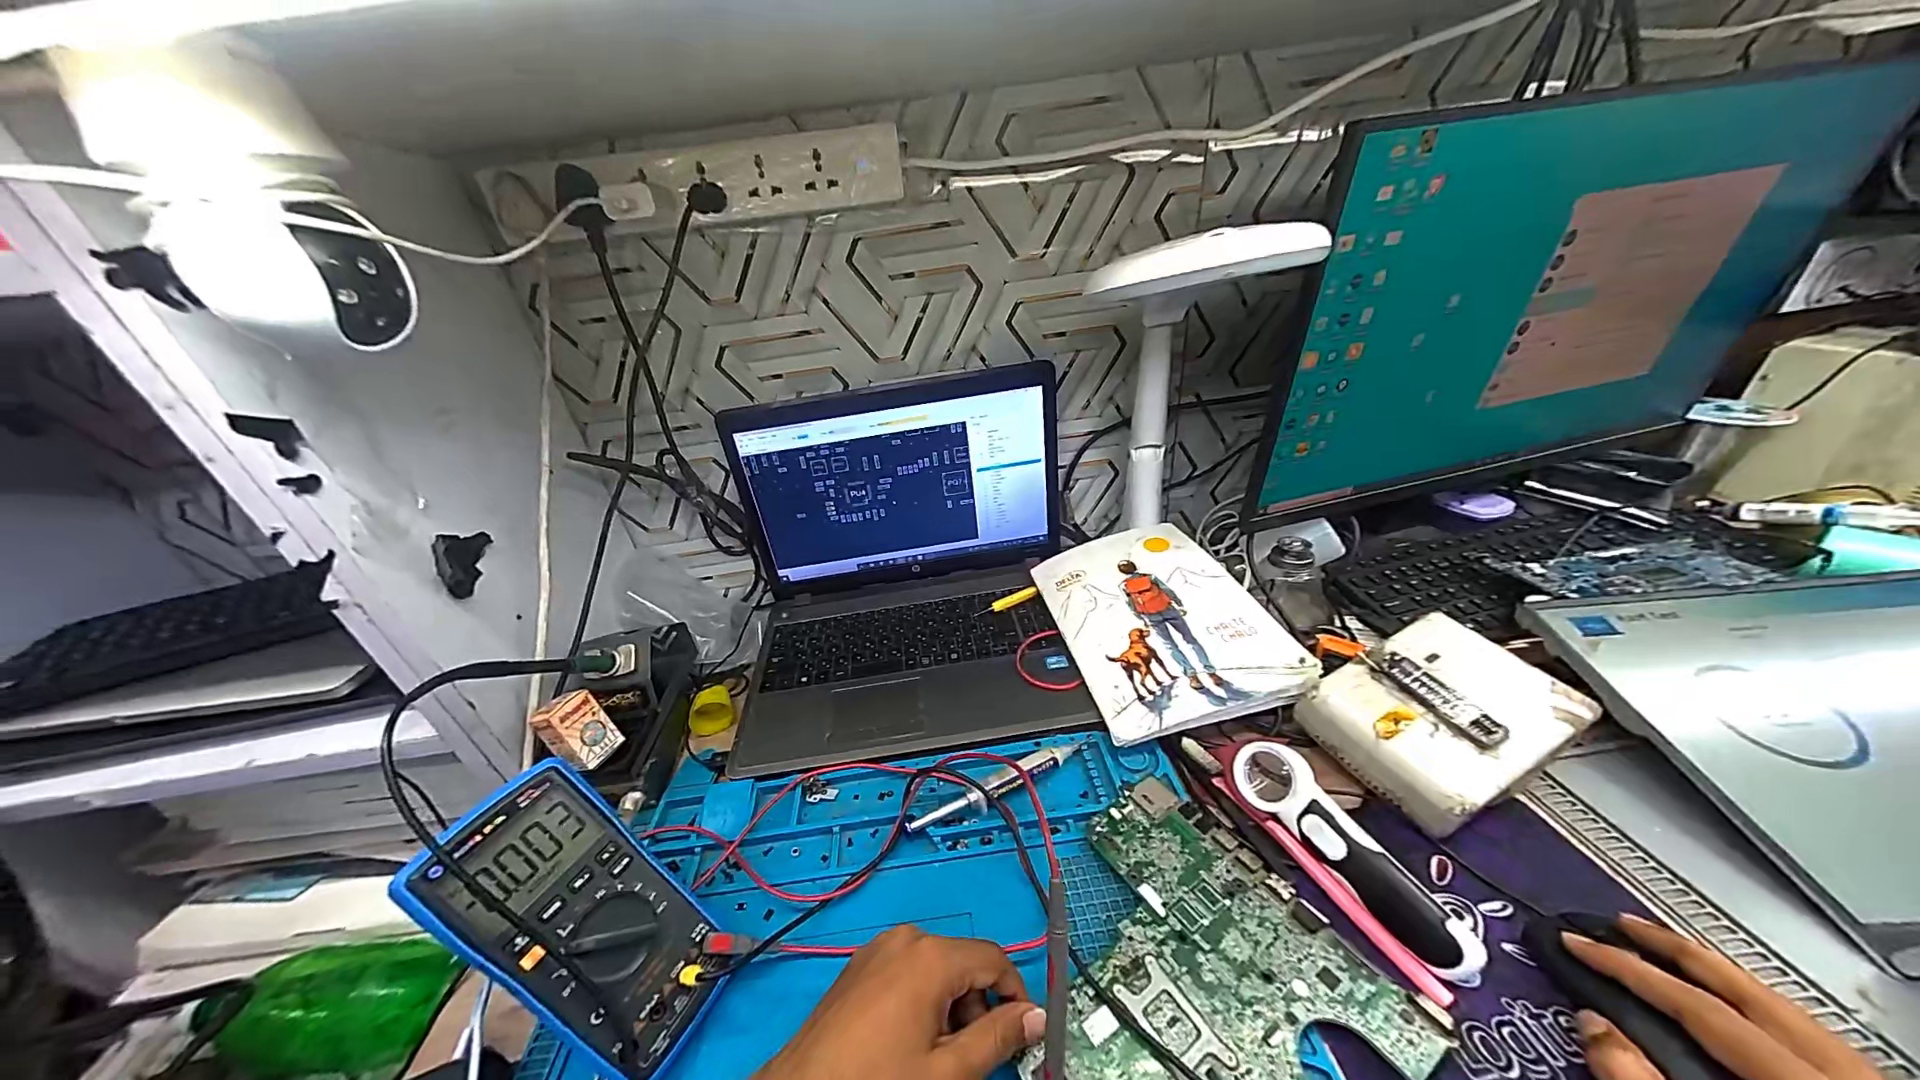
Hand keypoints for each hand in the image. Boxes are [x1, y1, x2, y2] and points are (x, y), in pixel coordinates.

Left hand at [753, 926, 1045, 1079]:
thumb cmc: (880, 1079)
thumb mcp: (948, 1070)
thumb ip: (998, 1038)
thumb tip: (1036, 1016)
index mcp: (930, 954)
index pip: (994, 960)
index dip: (1015, 997)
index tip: (1022, 1036)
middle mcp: (906, 938)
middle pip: (963, 964)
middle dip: (976, 1008)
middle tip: (969, 1059)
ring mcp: (878, 948)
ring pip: (936, 969)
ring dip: (950, 1008)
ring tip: (933, 1057)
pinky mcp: (860, 965)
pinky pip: (907, 972)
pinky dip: (921, 1001)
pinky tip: (907, 1043)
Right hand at [1564, 914, 1882, 1079]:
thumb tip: (1594, 1026)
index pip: (1696, 1006)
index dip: (1626, 967)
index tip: (1575, 943)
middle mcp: (1844, 1079)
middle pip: (1746, 992)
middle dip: (1672, 950)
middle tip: (1617, 924)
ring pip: (1783, 1007)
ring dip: (1711, 968)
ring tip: (1665, 946)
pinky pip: (1806, 1032)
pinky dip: (1752, 1000)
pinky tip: (1730, 998)